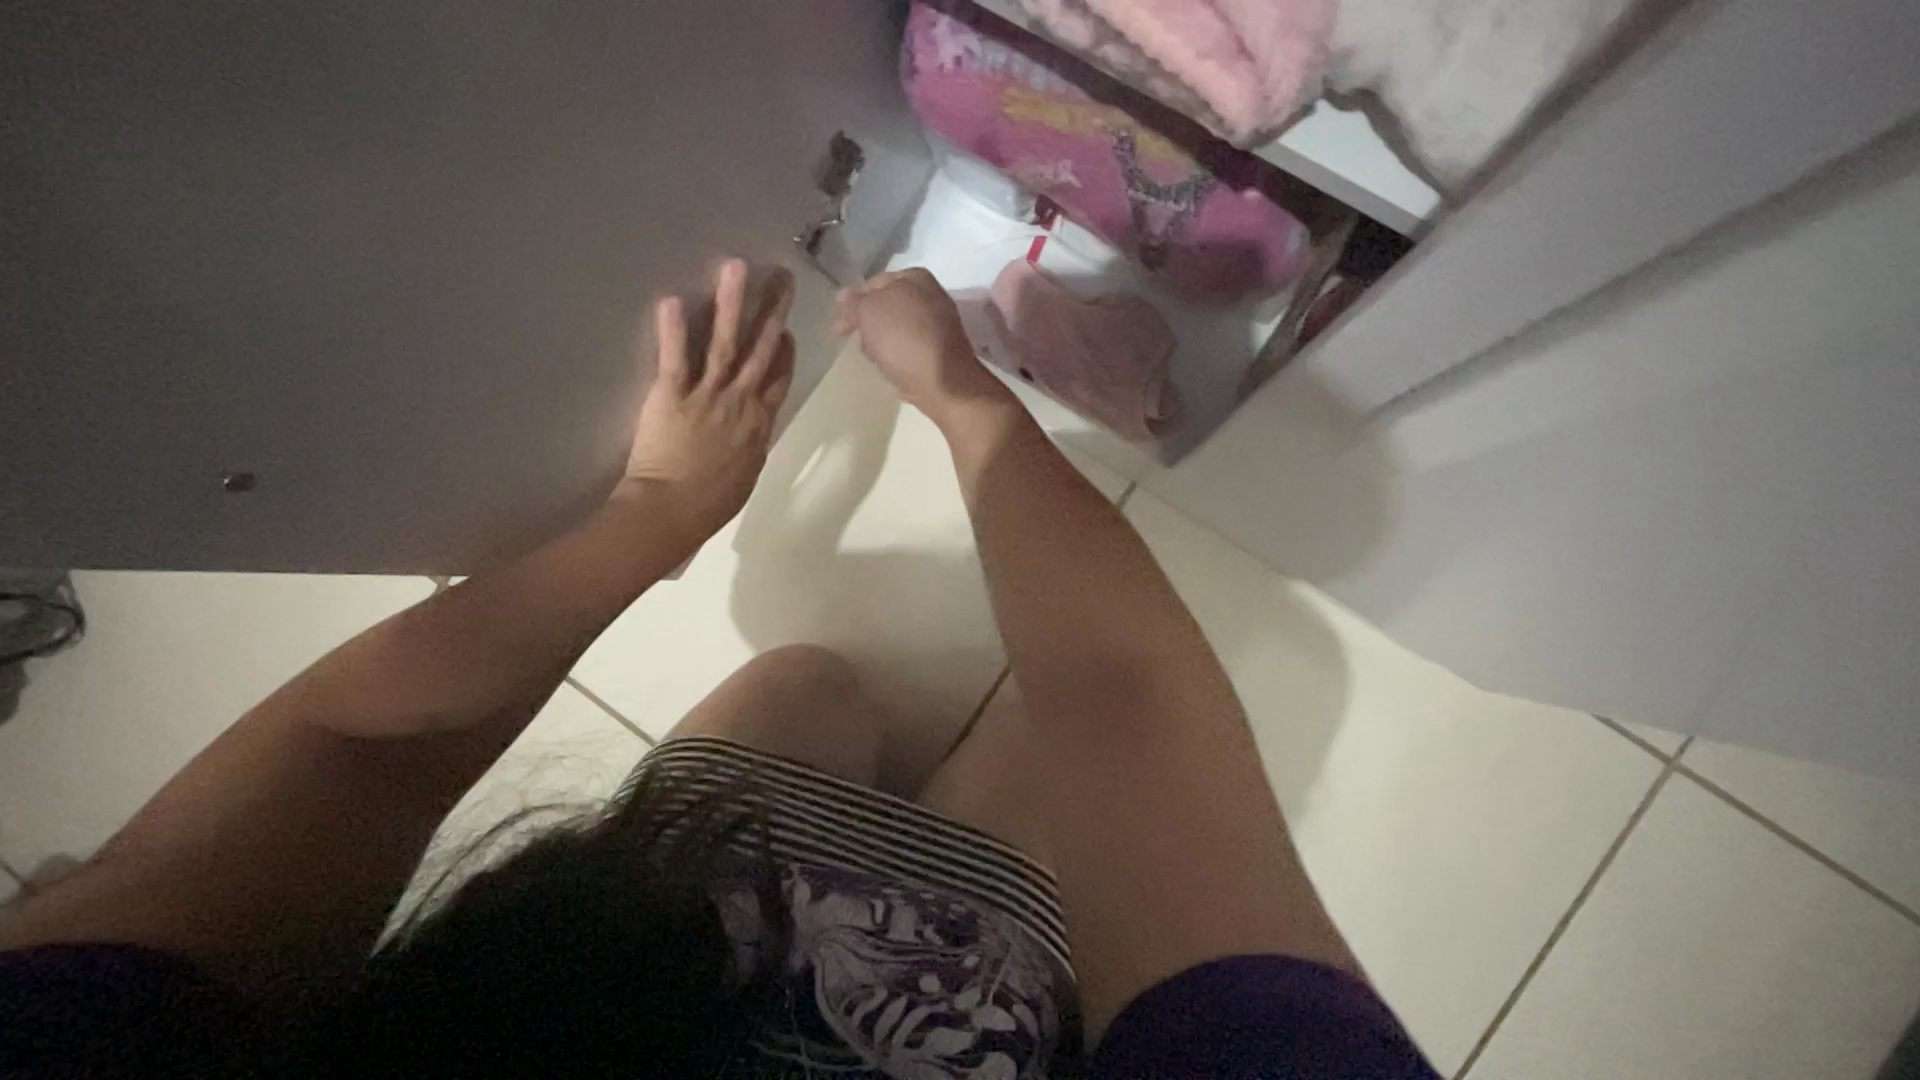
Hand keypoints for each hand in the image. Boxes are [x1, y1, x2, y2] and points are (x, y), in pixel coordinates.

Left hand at [618, 258, 794, 553]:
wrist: (673, 512)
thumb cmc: (710, 504)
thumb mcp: (746, 476)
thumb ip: (750, 447)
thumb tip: (752, 435)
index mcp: (760, 424)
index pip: (778, 379)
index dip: (785, 352)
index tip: (788, 330)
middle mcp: (740, 402)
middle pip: (762, 350)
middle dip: (772, 311)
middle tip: (782, 278)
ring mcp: (708, 397)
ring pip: (724, 342)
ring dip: (731, 302)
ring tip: (735, 266)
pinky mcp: (672, 395)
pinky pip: (675, 357)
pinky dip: (673, 328)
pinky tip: (671, 298)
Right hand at [834, 268, 1013, 428]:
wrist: (943, 383)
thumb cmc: (904, 339)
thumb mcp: (869, 312)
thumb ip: (854, 302)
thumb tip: (843, 295)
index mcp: (916, 277)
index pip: (873, 283)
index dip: (852, 302)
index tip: (838, 324)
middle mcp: (930, 296)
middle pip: (885, 308)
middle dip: (868, 325)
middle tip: (856, 340)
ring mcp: (938, 325)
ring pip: (895, 331)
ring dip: (880, 344)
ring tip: (877, 358)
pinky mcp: (939, 352)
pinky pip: (908, 350)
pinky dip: (897, 358)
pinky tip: (892, 369)